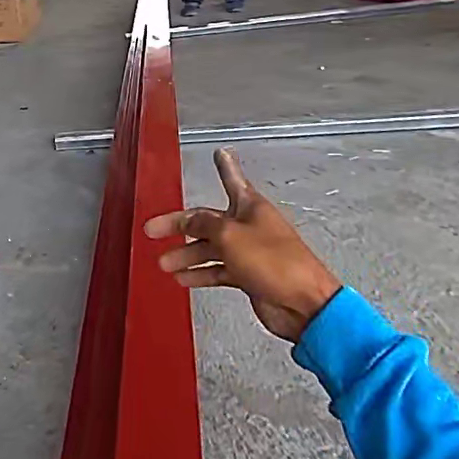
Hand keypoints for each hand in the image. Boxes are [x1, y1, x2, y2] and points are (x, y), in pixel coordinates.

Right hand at [144, 148, 342, 341]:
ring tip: (164, 262)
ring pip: (209, 248)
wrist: (304, 305)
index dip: (224, 166)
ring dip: (186, 255)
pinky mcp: (248, 275)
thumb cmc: (276, 263)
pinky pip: (217, 270)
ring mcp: (248, 252)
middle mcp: (248, 226)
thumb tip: (188, 220)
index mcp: (249, 207)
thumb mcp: (229, 235)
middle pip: (207, 221)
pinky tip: (183, 279)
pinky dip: (200, 275)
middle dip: (180, 226)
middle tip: (154, 229)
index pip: (232, 179)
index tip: (220, 153)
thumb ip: (204, 224)